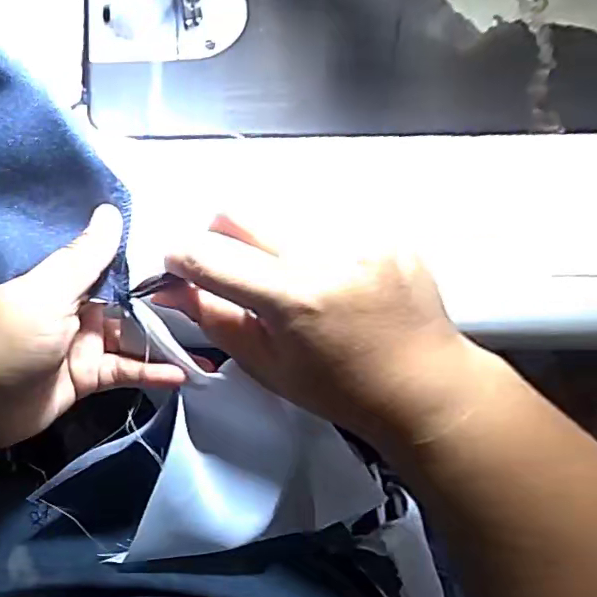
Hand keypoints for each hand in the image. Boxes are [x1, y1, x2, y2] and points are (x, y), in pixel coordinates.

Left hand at [0, 205, 186, 449]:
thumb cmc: (6, 343)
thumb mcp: (44, 296)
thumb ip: (83, 260)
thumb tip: (110, 211)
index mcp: (61, 281)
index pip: (110, 261)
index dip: (145, 256)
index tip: (188, 249)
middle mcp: (76, 308)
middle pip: (128, 299)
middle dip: (164, 297)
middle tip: (212, 292)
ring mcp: (83, 344)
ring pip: (131, 336)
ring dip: (163, 338)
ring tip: (207, 333)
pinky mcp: (88, 377)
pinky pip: (125, 370)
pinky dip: (151, 372)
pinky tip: (183, 374)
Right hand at [157, 213, 502, 447]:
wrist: (422, 384)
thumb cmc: (340, 389)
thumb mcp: (264, 364)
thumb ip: (214, 317)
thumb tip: (174, 288)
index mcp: (295, 299)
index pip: (212, 256)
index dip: (181, 258)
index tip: (176, 266)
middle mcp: (330, 255)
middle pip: (240, 211)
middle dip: (218, 236)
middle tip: (227, 269)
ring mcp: (362, 235)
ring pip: (277, 207)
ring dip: (262, 235)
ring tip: (279, 273)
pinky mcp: (383, 228)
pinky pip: (320, 212)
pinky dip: (302, 236)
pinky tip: (317, 270)